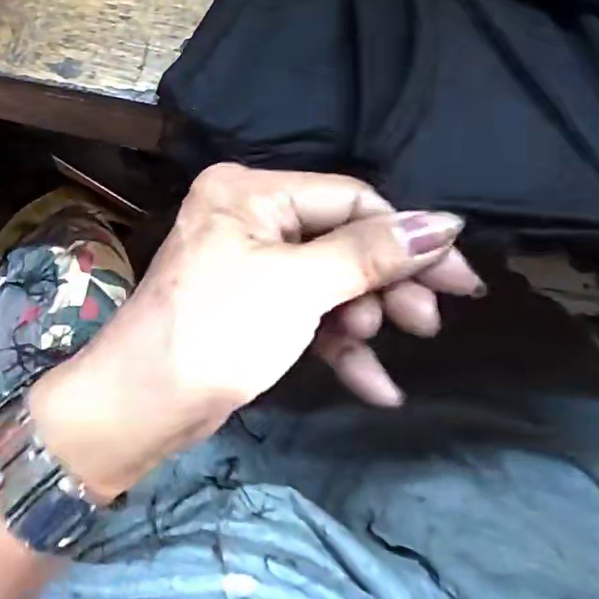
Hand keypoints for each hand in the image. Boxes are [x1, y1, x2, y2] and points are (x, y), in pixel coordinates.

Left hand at [27, 164, 482, 500]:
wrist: (139, 408)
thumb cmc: (215, 332)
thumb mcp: (297, 287)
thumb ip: (369, 253)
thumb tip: (441, 222)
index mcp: (250, 191)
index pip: (348, 198)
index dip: (404, 234)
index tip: (459, 274)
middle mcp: (248, 214)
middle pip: (342, 237)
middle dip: (387, 280)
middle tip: (429, 320)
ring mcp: (250, 261)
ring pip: (330, 278)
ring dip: (364, 314)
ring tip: (393, 344)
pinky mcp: (252, 304)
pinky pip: (307, 311)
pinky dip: (338, 343)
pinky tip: (375, 385)